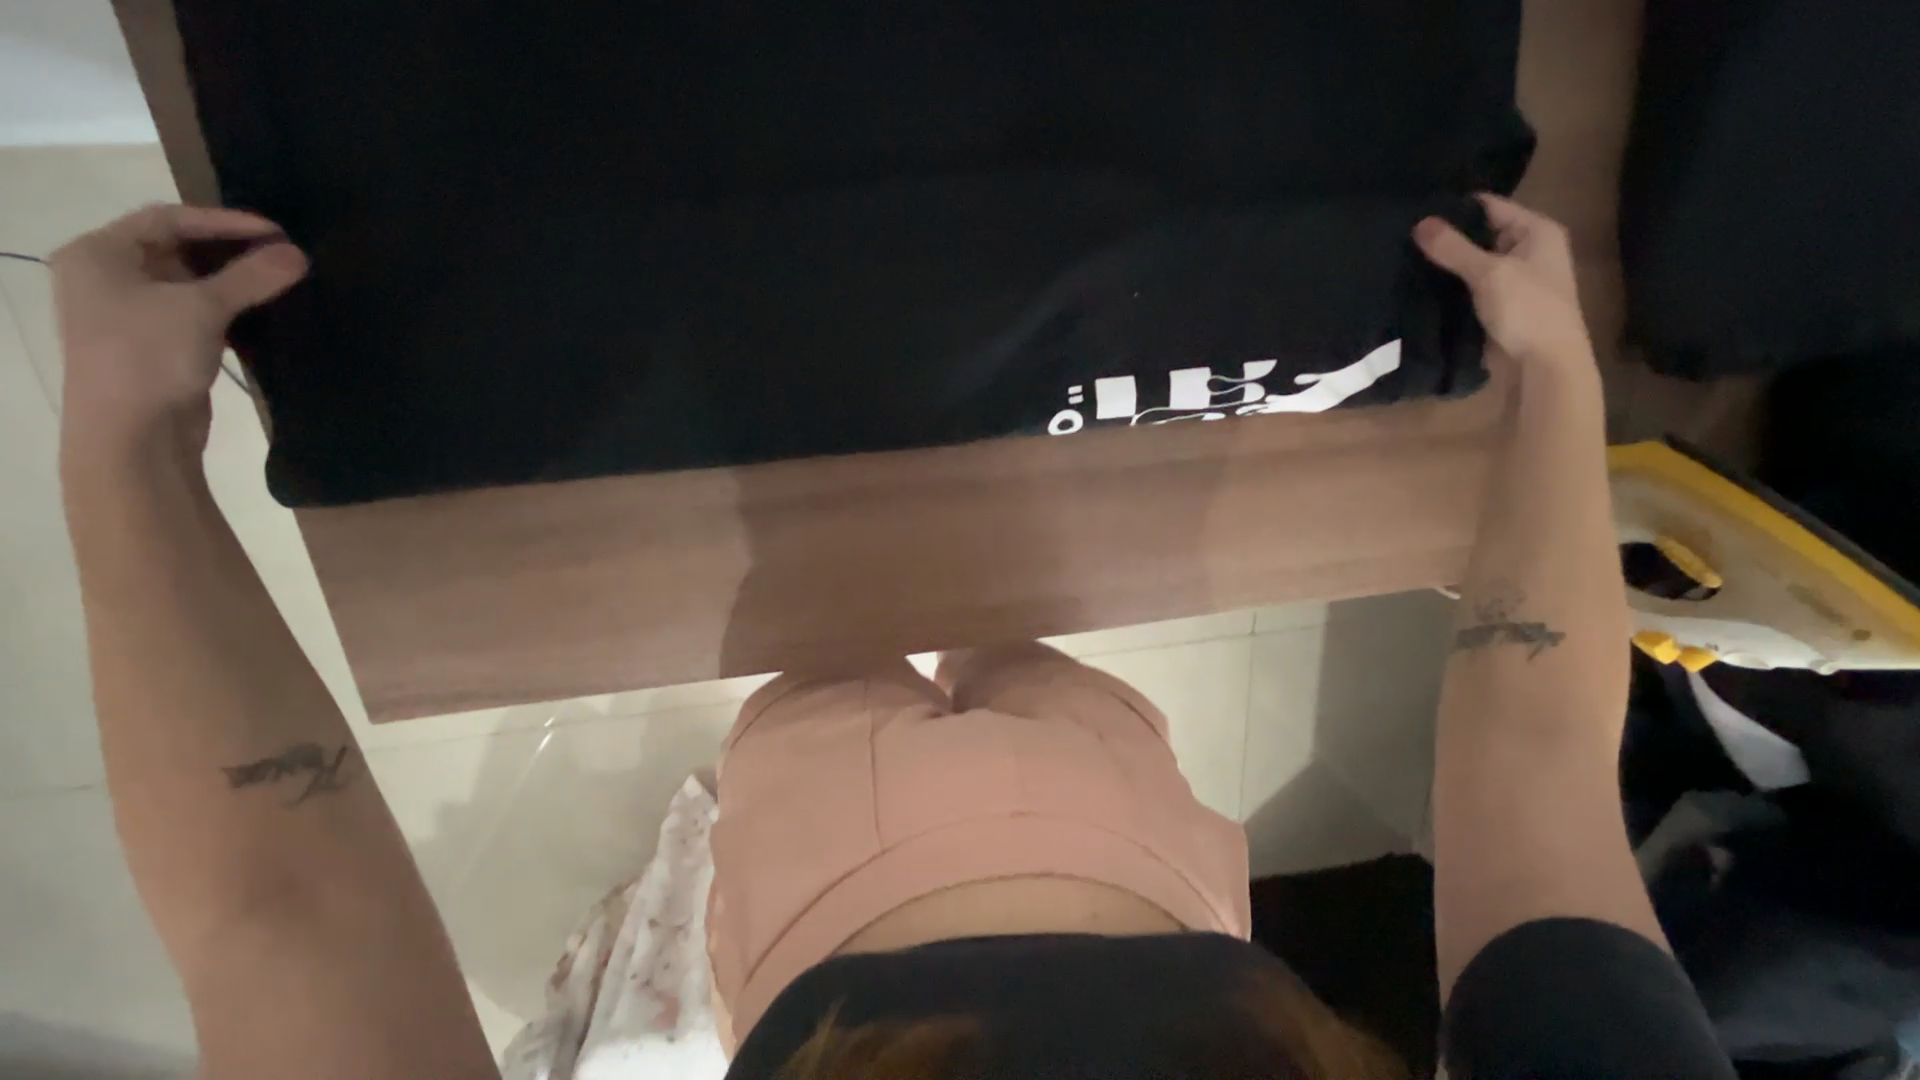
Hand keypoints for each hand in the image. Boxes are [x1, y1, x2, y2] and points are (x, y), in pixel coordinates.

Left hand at [51, 204, 306, 450]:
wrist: (133, 430)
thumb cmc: (149, 354)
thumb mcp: (202, 308)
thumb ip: (252, 277)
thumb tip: (298, 254)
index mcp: (99, 254)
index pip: (167, 219)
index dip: (224, 221)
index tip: (277, 232)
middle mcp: (108, 276)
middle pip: (178, 249)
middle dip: (232, 251)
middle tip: (284, 254)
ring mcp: (132, 311)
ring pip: (191, 282)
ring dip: (236, 281)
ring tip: (282, 281)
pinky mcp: (158, 342)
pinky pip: (198, 312)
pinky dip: (232, 309)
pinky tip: (265, 313)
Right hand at [1413, 194, 1591, 367]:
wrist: (1544, 363)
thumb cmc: (1527, 309)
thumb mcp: (1489, 273)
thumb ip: (1453, 248)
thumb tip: (1419, 222)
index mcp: (1537, 231)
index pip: (1489, 206)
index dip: (1455, 208)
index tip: (1415, 211)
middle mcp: (1527, 249)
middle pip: (1479, 234)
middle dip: (1446, 238)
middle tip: (1402, 237)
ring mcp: (1513, 278)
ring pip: (1472, 263)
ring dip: (1445, 265)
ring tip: (1404, 259)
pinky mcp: (1499, 303)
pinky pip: (1469, 286)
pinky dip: (1450, 286)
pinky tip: (1420, 285)